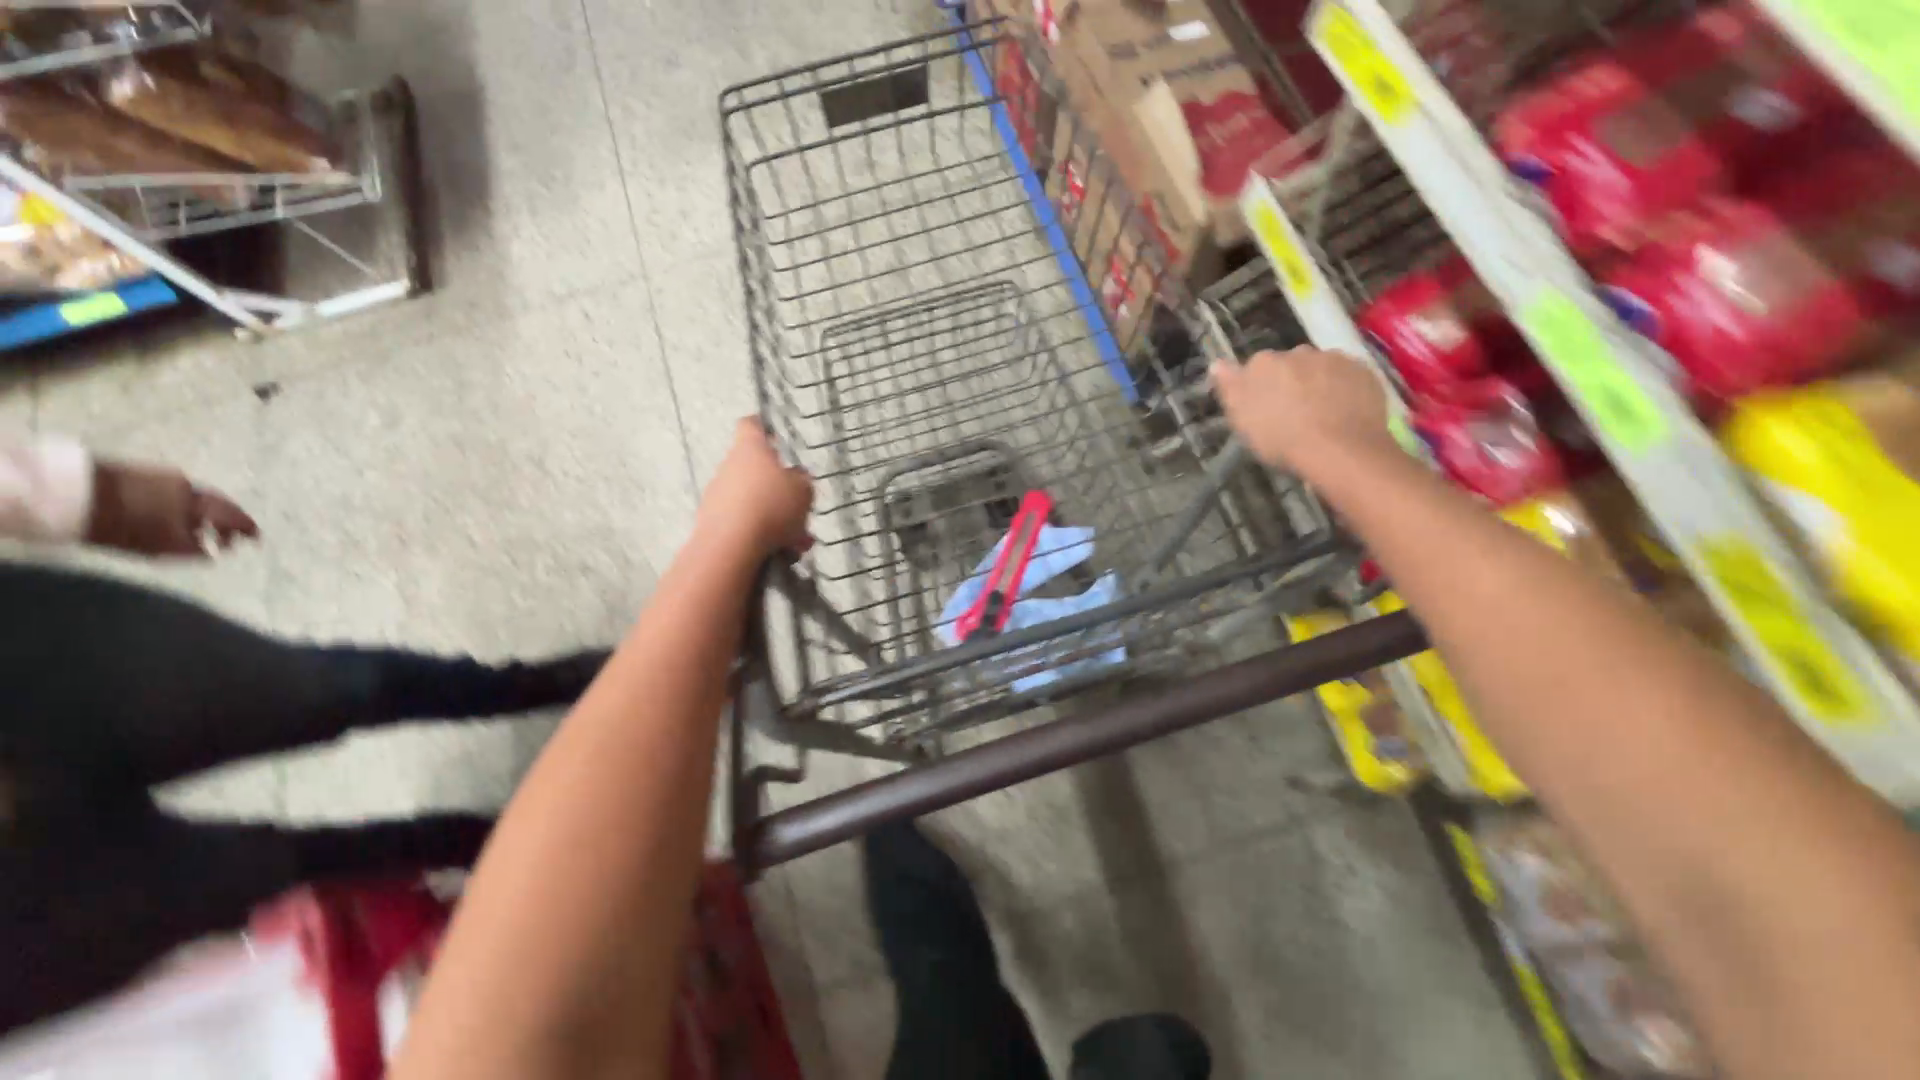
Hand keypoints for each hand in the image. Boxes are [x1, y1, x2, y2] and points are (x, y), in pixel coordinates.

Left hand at [85, 461, 259, 557]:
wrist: (72, 492)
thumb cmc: (115, 527)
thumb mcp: (153, 547)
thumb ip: (188, 549)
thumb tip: (213, 554)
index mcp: (197, 509)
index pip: (233, 520)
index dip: (244, 532)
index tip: (250, 542)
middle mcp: (193, 492)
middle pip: (224, 505)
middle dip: (237, 519)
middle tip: (243, 531)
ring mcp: (174, 480)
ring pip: (205, 497)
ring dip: (213, 511)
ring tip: (209, 524)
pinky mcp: (155, 473)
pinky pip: (186, 490)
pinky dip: (194, 502)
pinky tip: (182, 511)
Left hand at [697, 419, 813, 557]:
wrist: (730, 546)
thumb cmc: (772, 506)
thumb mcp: (804, 491)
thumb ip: (802, 481)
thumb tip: (795, 477)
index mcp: (750, 450)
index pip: (751, 425)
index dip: (762, 426)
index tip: (773, 433)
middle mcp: (729, 467)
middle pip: (755, 470)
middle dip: (779, 490)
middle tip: (800, 510)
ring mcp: (716, 495)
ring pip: (753, 501)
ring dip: (774, 517)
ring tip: (797, 542)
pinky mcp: (711, 522)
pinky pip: (743, 523)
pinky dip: (761, 534)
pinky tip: (781, 553)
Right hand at [1211, 348, 1398, 475]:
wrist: (1339, 449)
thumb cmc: (1282, 439)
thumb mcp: (1243, 420)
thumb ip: (1229, 388)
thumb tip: (1216, 363)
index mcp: (1264, 363)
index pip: (1256, 368)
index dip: (1260, 389)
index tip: (1265, 410)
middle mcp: (1298, 352)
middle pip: (1291, 365)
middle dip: (1292, 382)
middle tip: (1294, 414)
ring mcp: (1334, 359)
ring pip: (1321, 368)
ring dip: (1319, 383)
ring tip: (1323, 415)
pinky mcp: (1364, 371)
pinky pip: (1349, 376)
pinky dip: (1346, 389)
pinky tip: (1345, 413)